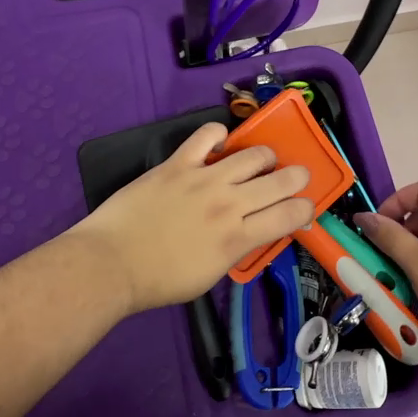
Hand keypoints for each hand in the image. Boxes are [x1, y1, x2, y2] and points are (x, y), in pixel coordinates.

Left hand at [69, 123, 314, 313]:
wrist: (112, 263)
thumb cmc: (159, 281)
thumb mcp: (209, 276)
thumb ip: (234, 250)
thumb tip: (248, 233)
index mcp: (238, 238)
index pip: (289, 216)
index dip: (304, 209)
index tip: (304, 208)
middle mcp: (229, 203)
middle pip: (280, 181)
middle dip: (296, 177)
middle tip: (297, 177)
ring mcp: (204, 179)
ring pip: (252, 154)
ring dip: (265, 156)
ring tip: (263, 160)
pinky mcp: (179, 163)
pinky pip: (207, 135)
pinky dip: (219, 135)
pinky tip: (220, 143)